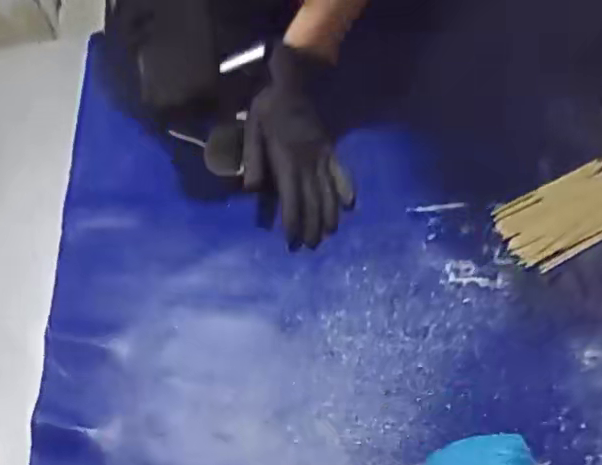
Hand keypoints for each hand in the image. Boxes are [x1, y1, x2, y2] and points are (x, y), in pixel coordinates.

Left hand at [244, 43, 355, 249]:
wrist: (294, 80)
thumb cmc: (268, 108)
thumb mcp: (252, 130)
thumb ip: (253, 160)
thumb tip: (251, 191)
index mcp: (287, 162)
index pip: (291, 201)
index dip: (292, 224)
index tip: (291, 242)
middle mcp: (308, 164)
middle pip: (312, 202)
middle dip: (311, 227)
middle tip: (309, 248)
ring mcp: (322, 157)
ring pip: (328, 192)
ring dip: (328, 216)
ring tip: (327, 235)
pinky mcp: (330, 149)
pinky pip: (341, 173)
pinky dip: (346, 190)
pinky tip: (350, 206)